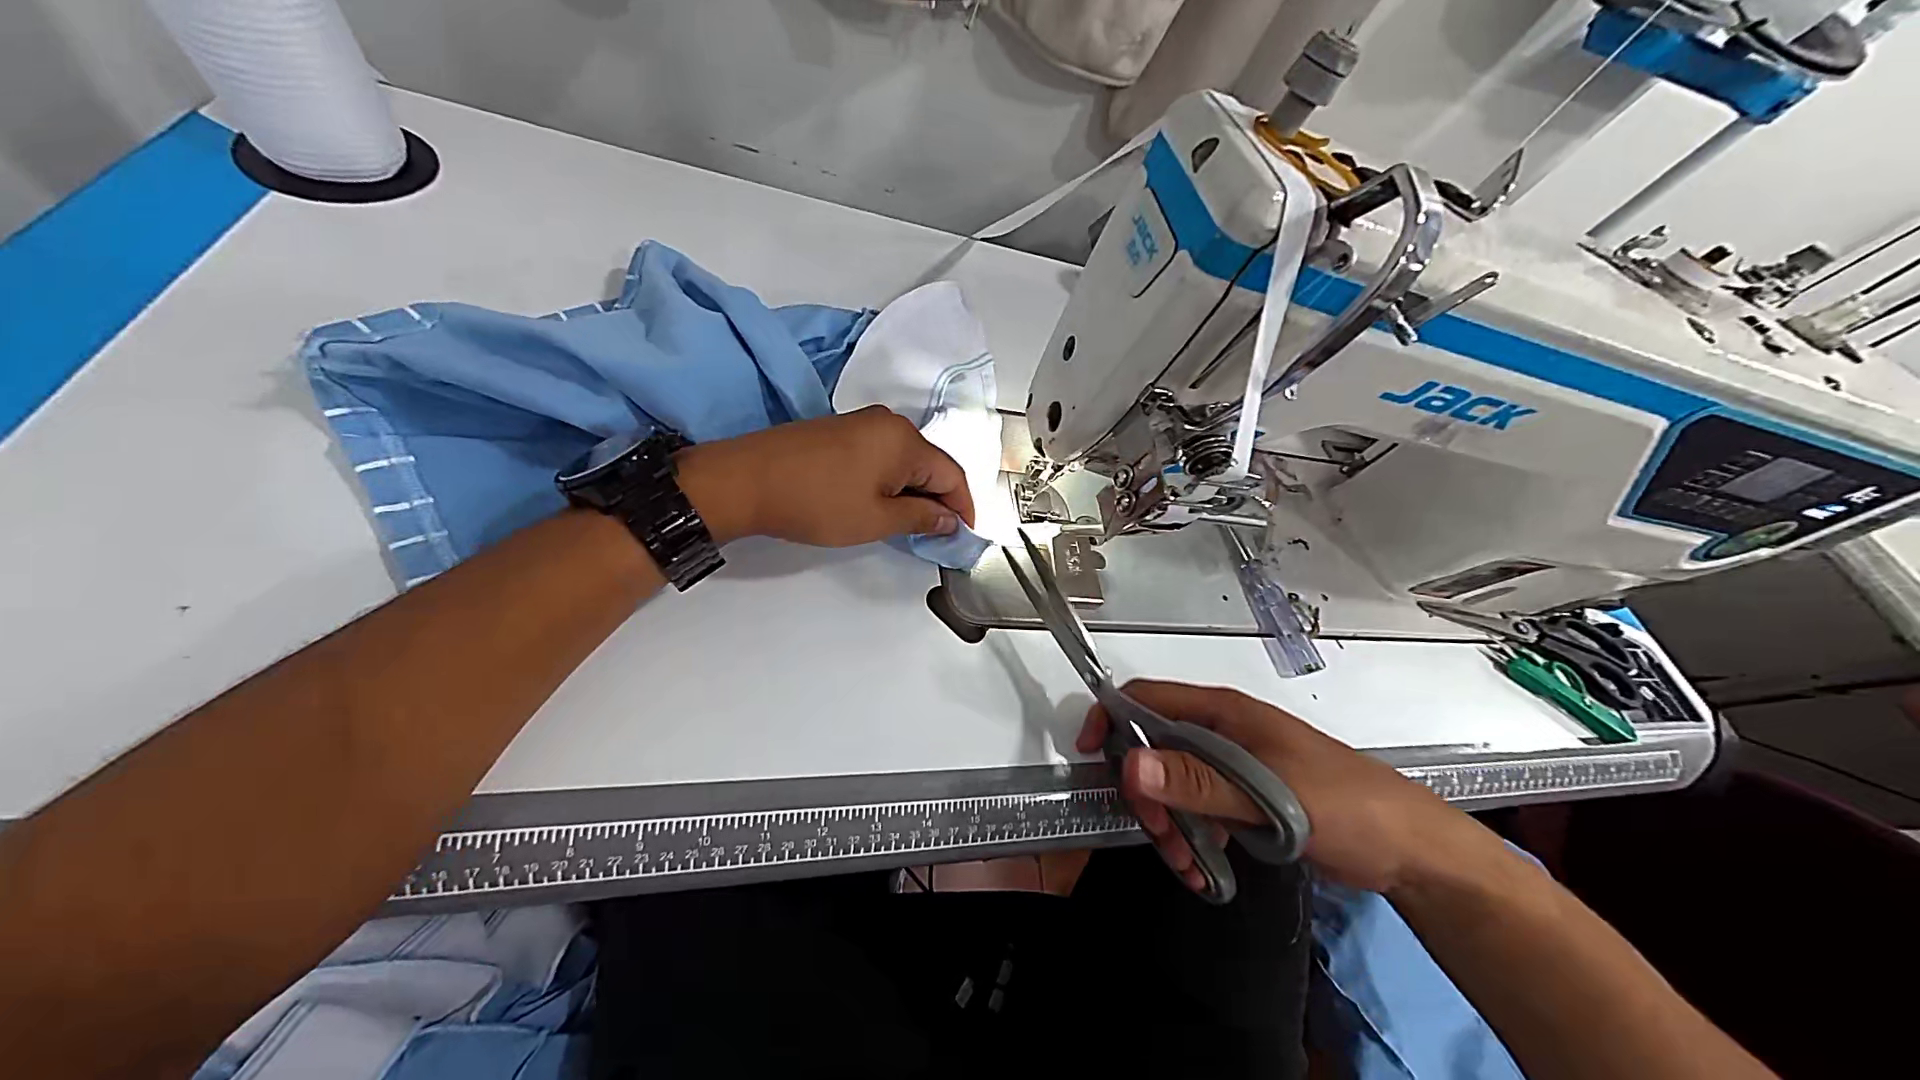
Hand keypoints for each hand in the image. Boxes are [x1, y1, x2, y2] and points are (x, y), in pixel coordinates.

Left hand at [674, 406, 975, 546]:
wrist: (745, 481)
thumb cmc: (814, 501)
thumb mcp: (877, 520)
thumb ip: (922, 518)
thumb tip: (948, 519)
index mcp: (904, 440)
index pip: (953, 474)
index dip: (963, 508)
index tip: (963, 534)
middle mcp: (888, 423)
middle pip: (930, 463)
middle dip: (937, 499)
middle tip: (934, 534)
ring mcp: (861, 423)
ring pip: (904, 459)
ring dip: (911, 490)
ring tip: (903, 523)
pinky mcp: (840, 430)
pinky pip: (880, 454)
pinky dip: (888, 480)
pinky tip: (876, 502)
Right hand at [1077, 679, 1496, 893]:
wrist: (1410, 850)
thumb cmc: (1344, 804)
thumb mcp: (1266, 793)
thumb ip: (1196, 780)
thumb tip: (1131, 764)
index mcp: (1224, 712)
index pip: (1147, 699)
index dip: (1112, 719)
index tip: (1090, 757)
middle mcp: (1221, 733)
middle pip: (1153, 750)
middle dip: (1147, 794)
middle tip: (1160, 835)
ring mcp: (1231, 767)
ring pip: (1171, 786)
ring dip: (1169, 826)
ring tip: (1187, 865)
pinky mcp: (1241, 799)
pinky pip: (1197, 812)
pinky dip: (1191, 840)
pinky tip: (1203, 871)